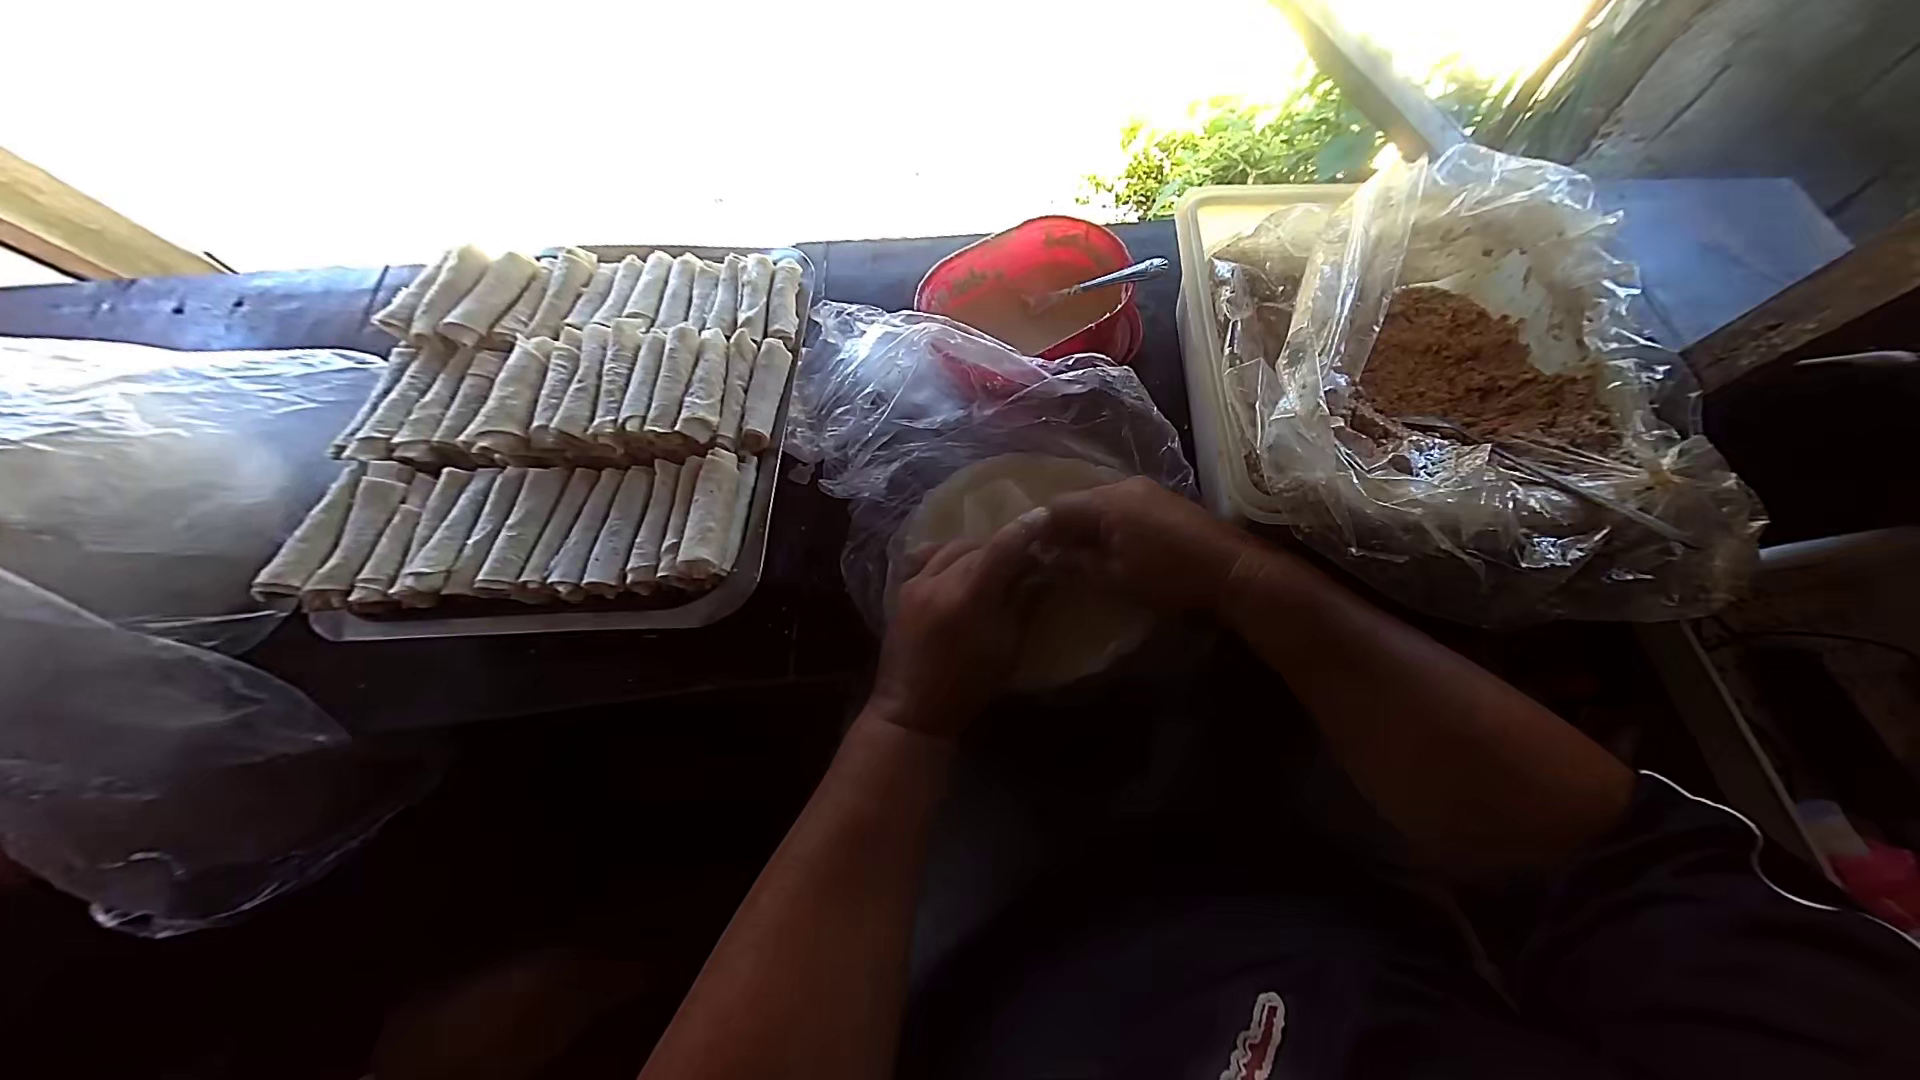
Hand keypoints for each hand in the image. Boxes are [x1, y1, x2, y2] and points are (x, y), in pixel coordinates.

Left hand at [867, 510, 1049, 739]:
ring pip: (951, 547)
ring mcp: (915, 582)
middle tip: (1024, 554)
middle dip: (1004, 544)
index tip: (1044, 516)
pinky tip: (956, 563)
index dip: (1026, 529)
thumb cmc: (968, 685)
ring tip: (992, 561)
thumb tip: (1043, 573)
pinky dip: (944, 554)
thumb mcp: (1007, 647)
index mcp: (970, 594)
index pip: (1003, 547)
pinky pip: (924, 557)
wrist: (912, 708)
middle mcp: (939, 578)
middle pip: (978, 545)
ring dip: (975, 549)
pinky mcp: (900, 590)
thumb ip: (1024, 604)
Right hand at [1041, 477, 1281, 611]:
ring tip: (1079, 553)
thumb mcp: (1114, 575)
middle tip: (1052, 555)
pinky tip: (1109, 545)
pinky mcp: (1163, 500)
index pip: (1058, 507)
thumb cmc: (1168, 575)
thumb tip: (1046, 556)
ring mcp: (1147, 490)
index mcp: (1106, 501)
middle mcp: (1124, 486)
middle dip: (1063, 526)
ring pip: (1101, 503)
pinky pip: (1122, 506)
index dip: (1041, 529)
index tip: (1031, 551)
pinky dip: (1109, 523)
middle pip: (1079, 501)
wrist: (1230, 569)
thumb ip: (1076, 562)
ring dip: (1087, 525)